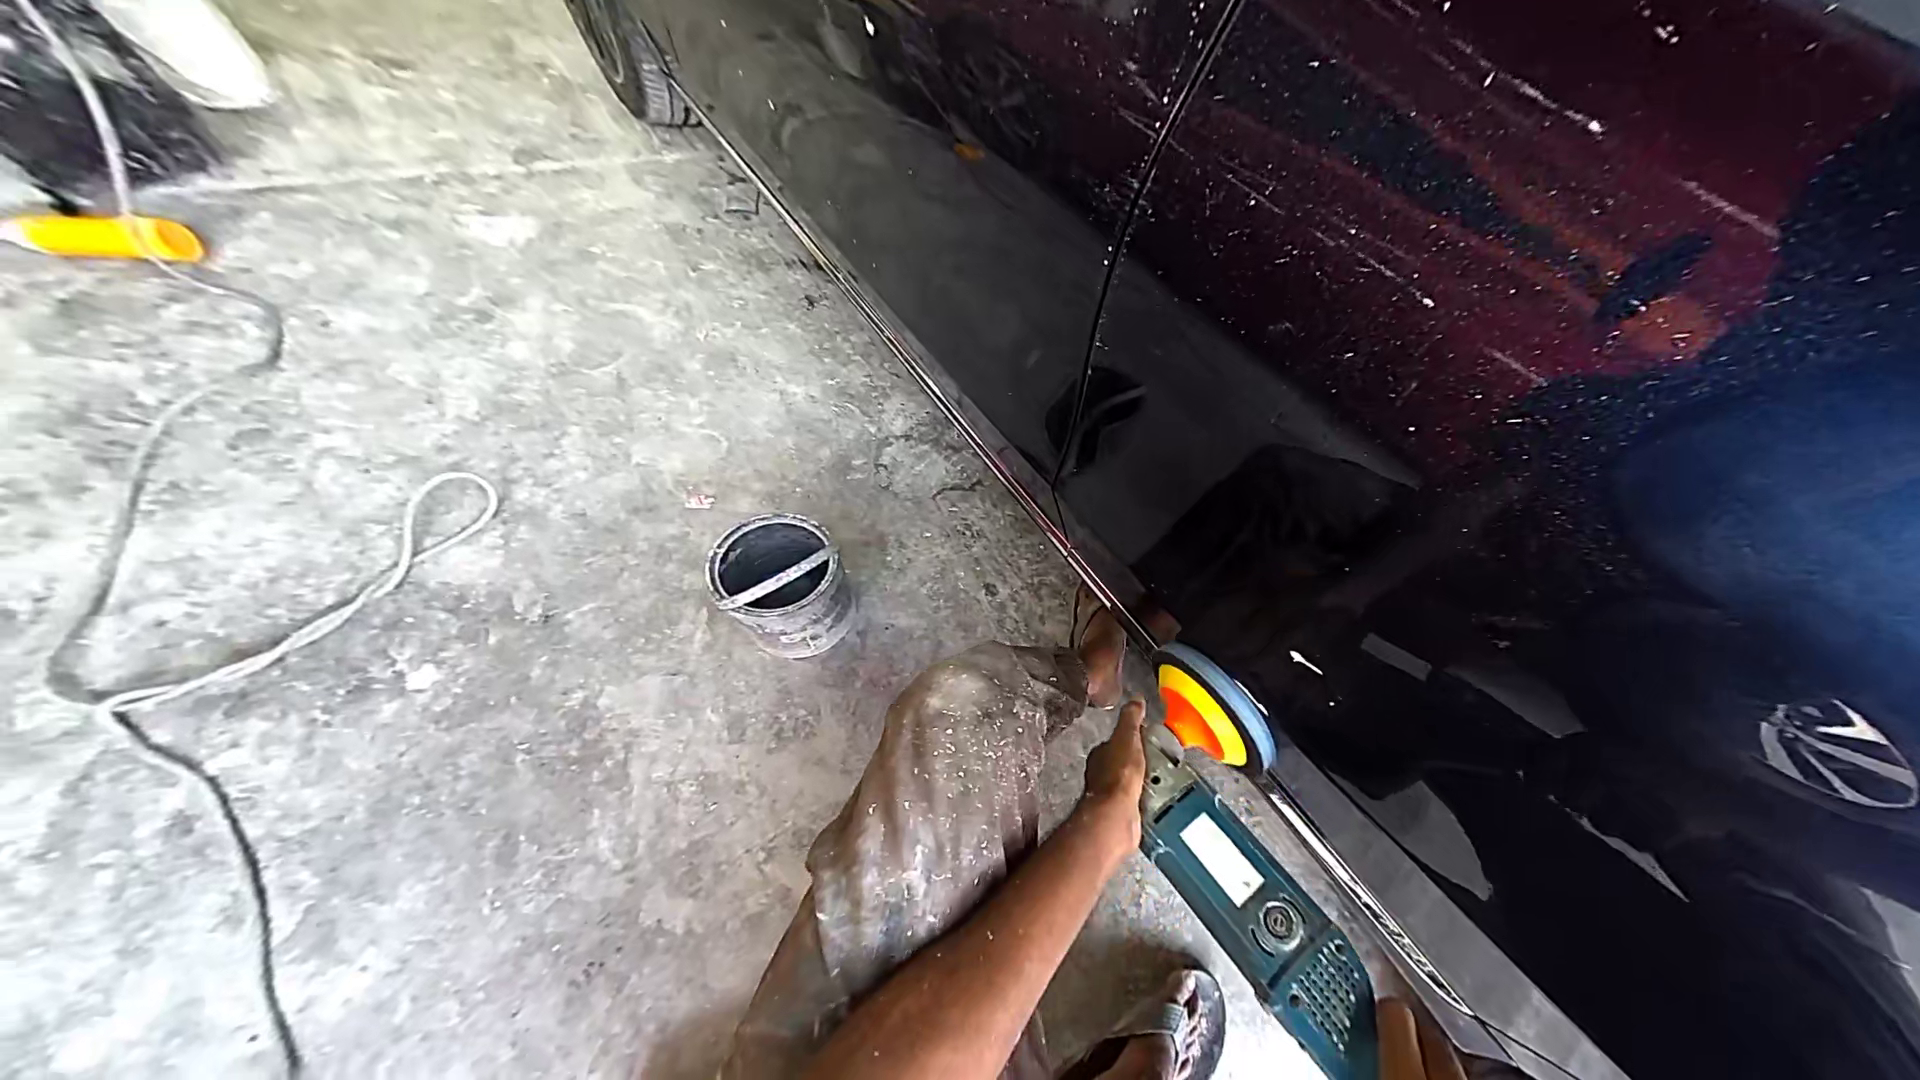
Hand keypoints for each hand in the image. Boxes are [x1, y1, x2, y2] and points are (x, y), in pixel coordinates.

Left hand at [1081, 698, 1147, 845]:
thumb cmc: (1119, 774)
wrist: (1117, 813)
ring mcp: (1109, 794)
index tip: (1147, 739)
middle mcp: (1101, 773)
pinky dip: (1144, 799)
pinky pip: (1135, 801)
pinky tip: (1155, 800)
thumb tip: (1135, 700)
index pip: (1116, 741)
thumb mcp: (1127, 738)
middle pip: (1121, 763)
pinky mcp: (1120, 812)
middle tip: (1158, 762)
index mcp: (1100, 754)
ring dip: (1142, 782)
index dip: (1131, 739)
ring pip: (1128, 783)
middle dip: (1138, 762)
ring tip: (1162, 781)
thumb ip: (1130, 719)